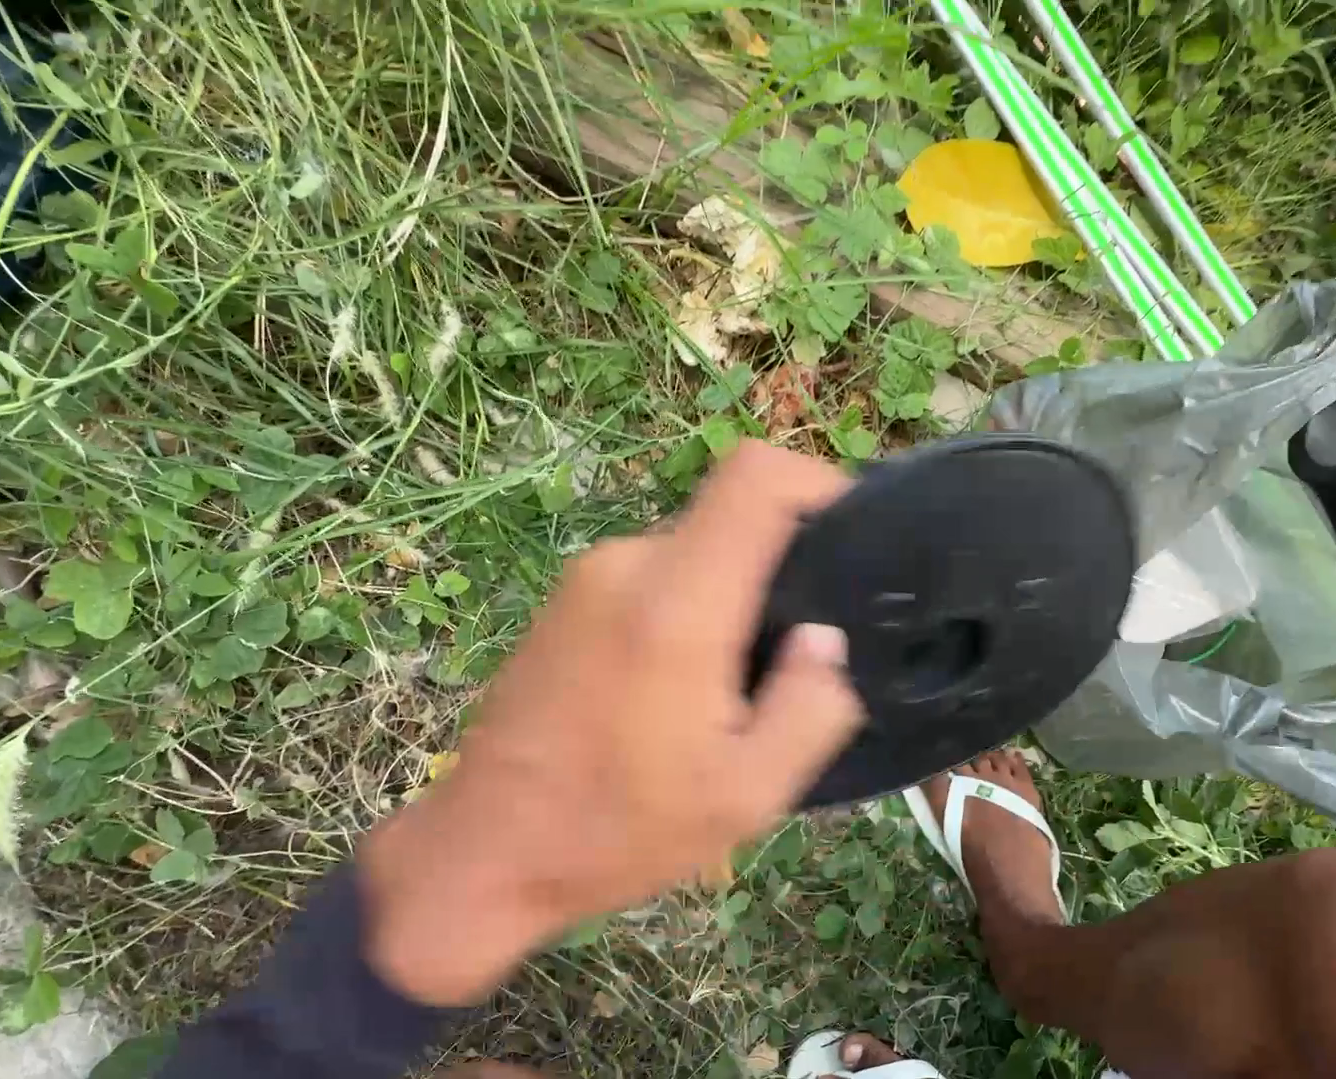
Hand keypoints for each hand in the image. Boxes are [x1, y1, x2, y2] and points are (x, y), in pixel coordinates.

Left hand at [359, 443, 864, 1003]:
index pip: (754, 478)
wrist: (481, 856)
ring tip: (742, 677)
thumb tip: (824, 637)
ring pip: (700, 547)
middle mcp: (628, 566)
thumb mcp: (748, 795)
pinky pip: (660, 571)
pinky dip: (696, 601)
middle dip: (784, 564)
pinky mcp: (569, 596)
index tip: (854, 532)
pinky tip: (685, 681)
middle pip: (733, 515)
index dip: (816, 480)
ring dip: (738, 591)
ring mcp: (590, 576)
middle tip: (801, 646)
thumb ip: (811, 707)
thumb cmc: (619, 831)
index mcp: (677, 604)